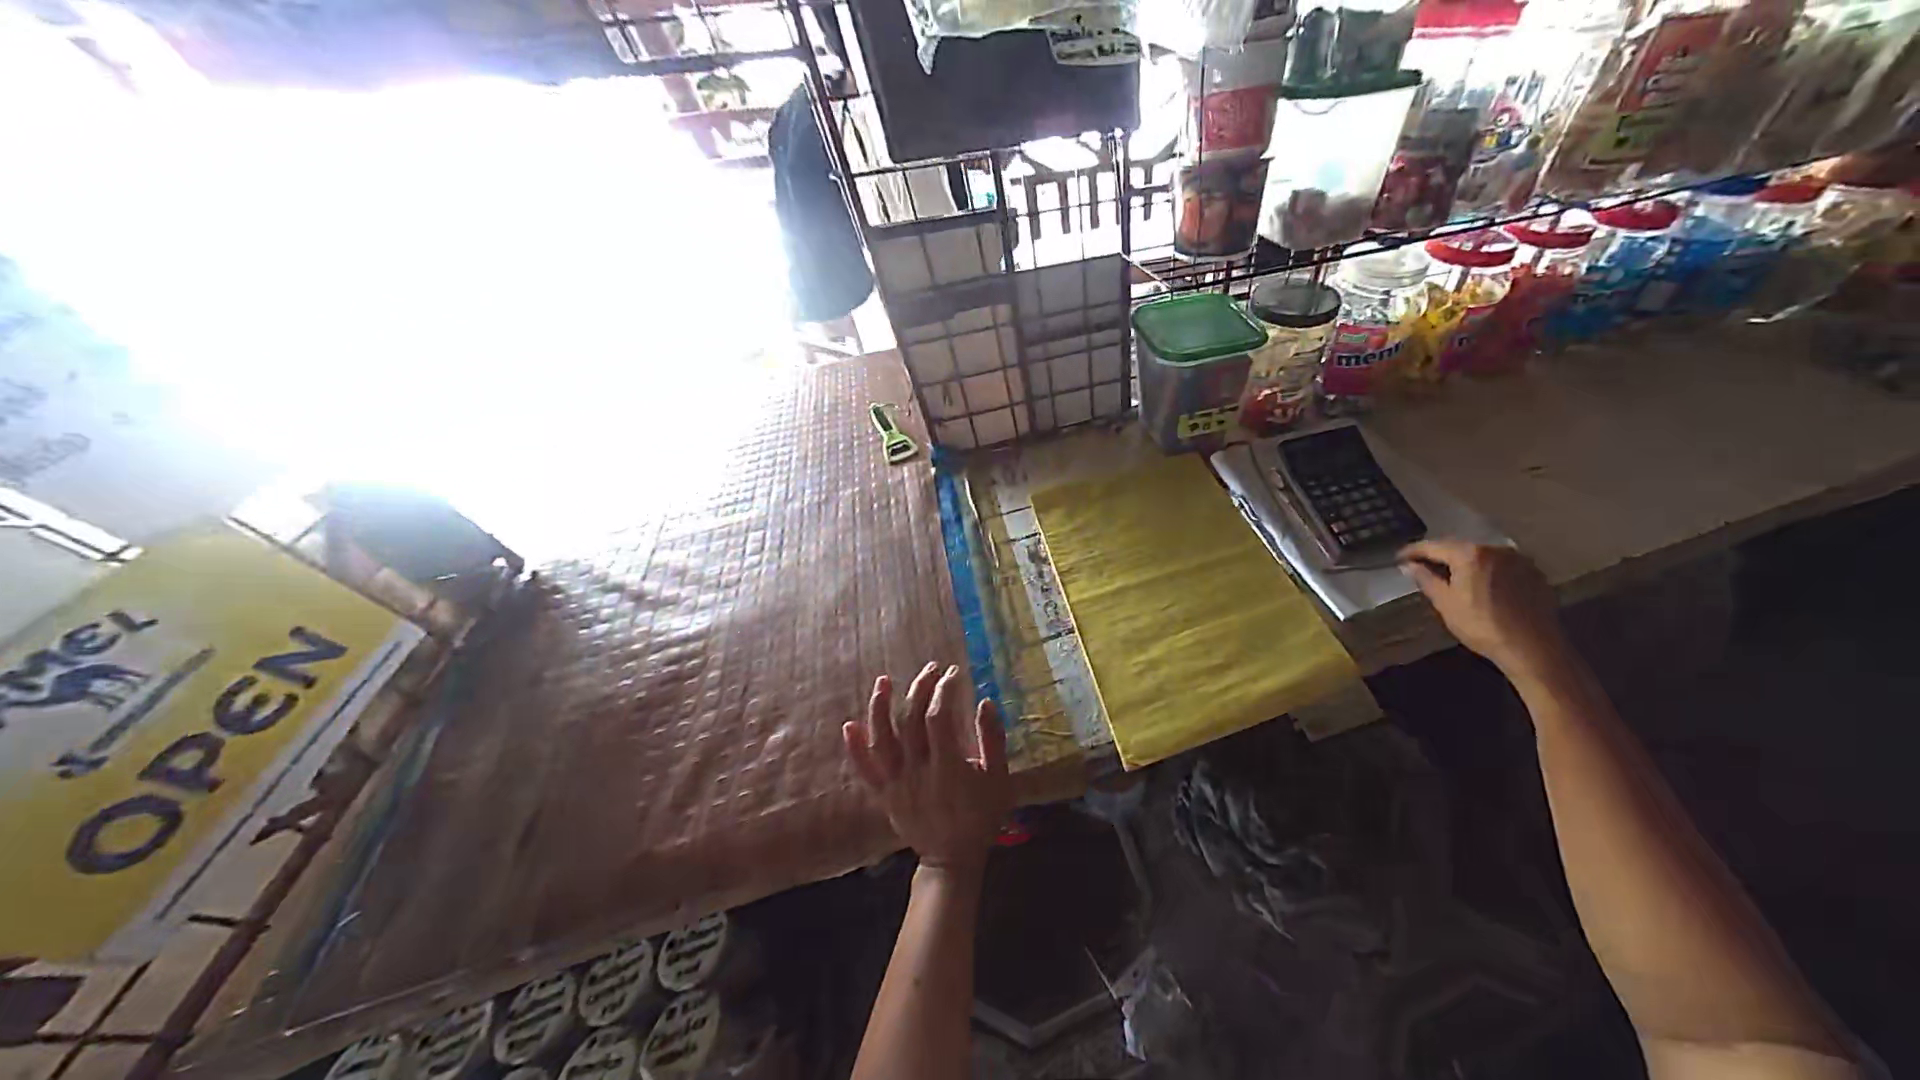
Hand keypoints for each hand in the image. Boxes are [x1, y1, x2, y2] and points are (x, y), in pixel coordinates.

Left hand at [843, 662, 1009, 873]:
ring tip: (883, 681)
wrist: (953, 859)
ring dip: (880, 708)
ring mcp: (896, 783)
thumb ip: (992, 740)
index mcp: (948, 767)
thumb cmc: (981, 816)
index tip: (952, 673)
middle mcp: (917, 771)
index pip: (938, 717)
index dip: (944, 691)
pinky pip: (865, 770)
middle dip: (920, 689)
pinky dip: (855, 748)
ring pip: (882, 740)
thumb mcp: (998, 779)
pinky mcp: (883, 795)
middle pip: (910, 721)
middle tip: (930, 668)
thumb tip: (986, 702)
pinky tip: (849, 725)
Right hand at [1398, 539, 1568, 680]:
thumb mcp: (1445, 603)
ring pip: (1481, 554)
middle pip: (1459, 547)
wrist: (1533, 647)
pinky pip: (1500, 564)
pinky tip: (1478, 583)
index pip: (1433, 546)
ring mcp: (1518, 559)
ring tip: (1448, 574)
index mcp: (1470, 554)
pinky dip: (1484, 569)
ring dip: (1462, 561)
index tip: (1399, 557)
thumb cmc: (1481, 625)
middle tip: (1420, 565)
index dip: (1413, 551)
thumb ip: (1425, 579)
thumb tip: (1409, 565)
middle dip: (1438, 555)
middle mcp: (1496, 549)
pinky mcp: (1533, 572)